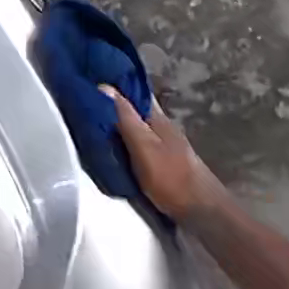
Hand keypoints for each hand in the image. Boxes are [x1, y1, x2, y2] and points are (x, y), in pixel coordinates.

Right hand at [103, 86, 225, 220]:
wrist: (202, 211)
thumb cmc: (170, 176)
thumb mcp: (142, 145)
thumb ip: (125, 117)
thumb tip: (105, 86)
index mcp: (156, 116)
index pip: (134, 90)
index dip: (115, 82)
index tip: (92, 77)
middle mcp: (161, 124)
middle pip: (135, 107)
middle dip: (114, 102)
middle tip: (86, 99)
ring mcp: (164, 142)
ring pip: (137, 124)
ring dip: (118, 120)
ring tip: (93, 119)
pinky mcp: (163, 159)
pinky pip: (138, 140)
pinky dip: (124, 137)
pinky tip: (113, 143)